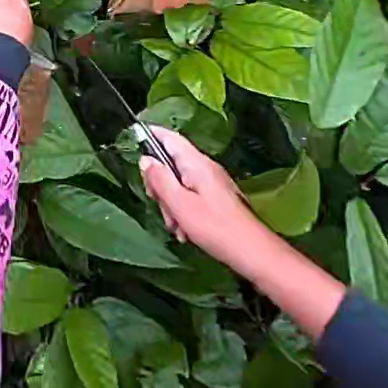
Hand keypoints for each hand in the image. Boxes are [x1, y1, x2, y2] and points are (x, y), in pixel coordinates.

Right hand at [140, 126, 345, 336]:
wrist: (255, 254)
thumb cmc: (216, 228)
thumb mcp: (179, 204)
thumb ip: (159, 179)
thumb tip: (145, 160)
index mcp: (196, 164)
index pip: (170, 138)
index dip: (150, 133)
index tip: (133, 137)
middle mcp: (205, 168)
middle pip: (171, 163)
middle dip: (158, 182)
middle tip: (158, 202)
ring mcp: (213, 183)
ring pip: (178, 182)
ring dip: (170, 201)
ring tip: (175, 224)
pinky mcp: (217, 199)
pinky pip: (190, 196)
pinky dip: (182, 210)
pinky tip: (185, 230)